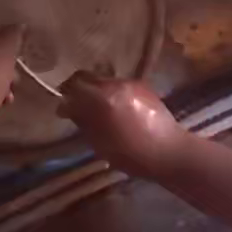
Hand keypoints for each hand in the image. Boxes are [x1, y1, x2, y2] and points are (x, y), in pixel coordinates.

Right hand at [58, 74, 195, 178]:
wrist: (169, 151)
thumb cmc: (132, 155)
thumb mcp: (100, 143)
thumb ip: (82, 121)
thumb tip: (67, 107)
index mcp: (103, 99)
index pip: (74, 86)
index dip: (64, 96)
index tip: (62, 109)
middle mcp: (115, 84)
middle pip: (87, 77)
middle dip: (77, 88)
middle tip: (73, 103)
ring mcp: (130, 83)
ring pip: (102, 79)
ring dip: (94, 90)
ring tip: (94, 108)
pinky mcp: (142, 85)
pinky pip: (117, 84)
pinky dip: (109, 92)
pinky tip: (113, 108)